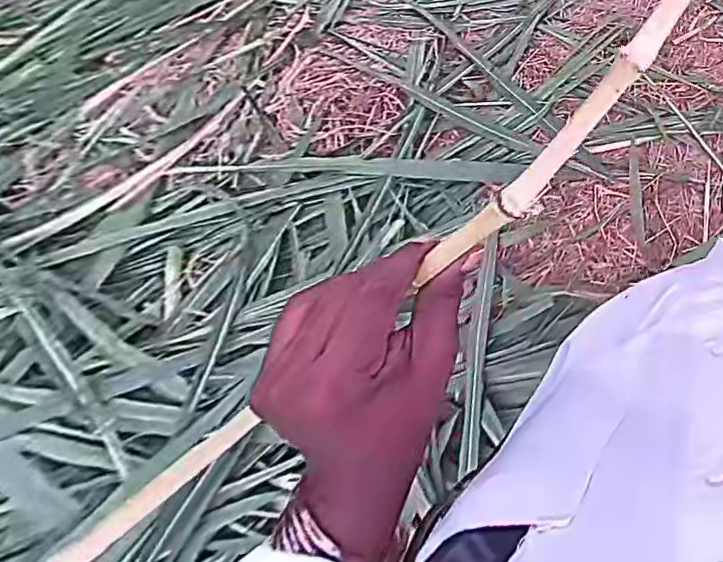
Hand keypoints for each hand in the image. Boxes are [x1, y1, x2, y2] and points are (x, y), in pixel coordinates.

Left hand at [252, 241, 464, 556]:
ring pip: (326, 292)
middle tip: (421, 271)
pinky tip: (356, 309)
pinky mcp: (266, 369)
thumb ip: (443, 306)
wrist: (355, 473)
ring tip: (390, 300)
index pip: (371, 295)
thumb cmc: (397, 430)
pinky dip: (334, 297)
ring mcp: (274, 373)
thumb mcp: (434, 368)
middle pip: (349, 289)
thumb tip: (456, 261)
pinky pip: (302, 307)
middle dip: (389, 273)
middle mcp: (294, 375)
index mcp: (336, 381)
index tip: (432, 248)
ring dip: (363, 285)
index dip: (404, 263)